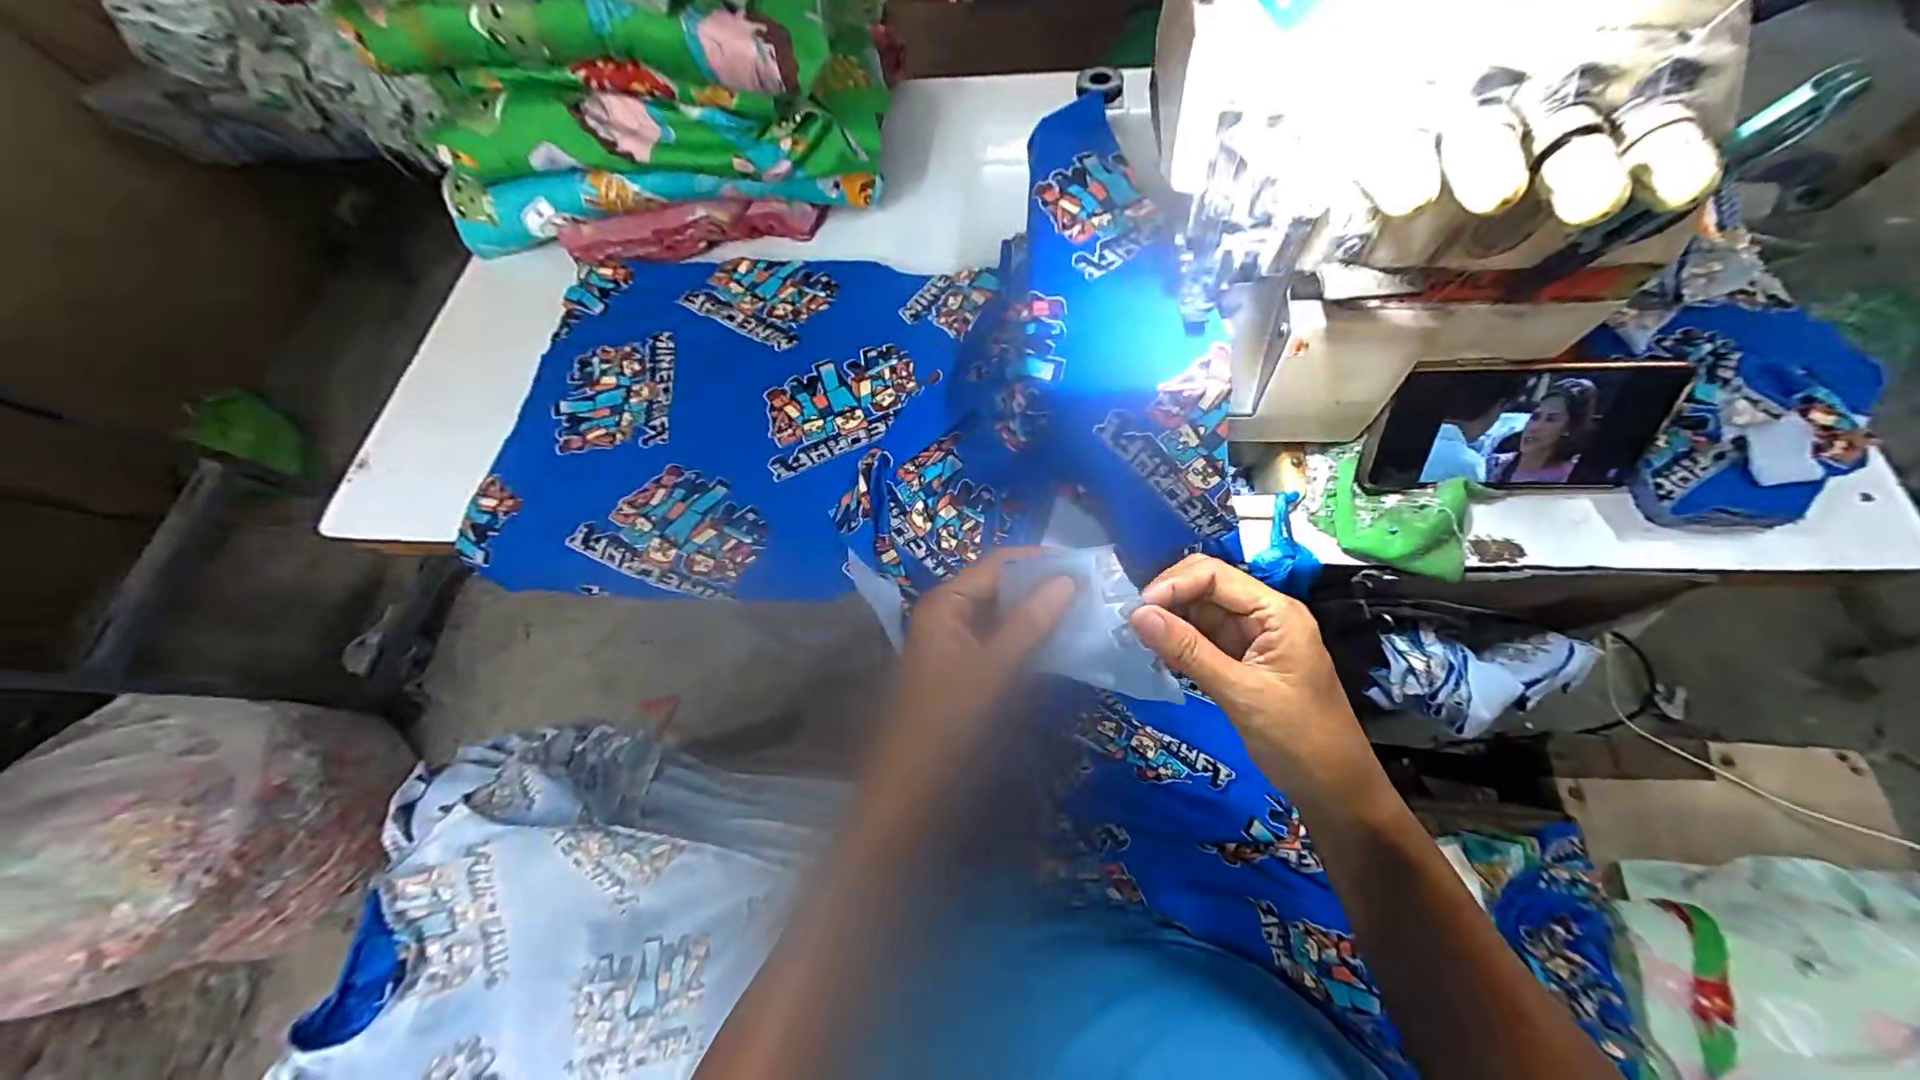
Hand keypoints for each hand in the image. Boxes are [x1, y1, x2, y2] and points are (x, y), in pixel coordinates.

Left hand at [873, 548, 1075, 778]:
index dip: (1040, 560)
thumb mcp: (994, 668)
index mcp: (946, 604)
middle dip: (1043, 587)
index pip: (997, 564)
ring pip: (1004, 617)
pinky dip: (1029, 640)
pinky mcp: (967, 670)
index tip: (1085, 565)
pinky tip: (1062, 644)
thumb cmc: (949, 722)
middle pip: (1000, 588)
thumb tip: (1069, 580)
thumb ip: (1030, 623)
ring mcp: (957, 644)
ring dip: (1040, 614)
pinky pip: (1002, 643)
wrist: (912, 788)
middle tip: (1092, 590)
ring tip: (1086, 612)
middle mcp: (949, 615)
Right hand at [1128, 555, 1372, 798]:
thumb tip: (1138, 615)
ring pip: (1200, 613)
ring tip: (1139, 641)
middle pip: (1205, 587)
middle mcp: (1263, 615)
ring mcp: (1252, 638)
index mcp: (1276, 612)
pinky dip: (1179, 644)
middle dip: (1168, 600)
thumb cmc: (1299, 739)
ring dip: (1169, 623)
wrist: (1335, 789)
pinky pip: (1203, 639)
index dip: (1172, 584)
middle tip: (1133, 626)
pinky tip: (1158, 655)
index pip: (1214, 575)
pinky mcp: (1242, 660)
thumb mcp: (1241, 693)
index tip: (1138, 611)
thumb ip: (1188, 651)